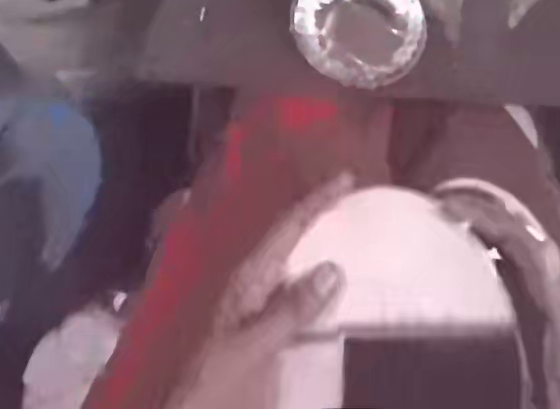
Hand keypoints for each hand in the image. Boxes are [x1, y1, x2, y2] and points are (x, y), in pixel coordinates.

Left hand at [165, 174, 351, 408]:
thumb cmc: (212, 382)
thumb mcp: (253, 347)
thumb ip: (291, 310)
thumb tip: (334, 267)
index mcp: (250, 277)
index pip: (289, 226)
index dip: (317, 200)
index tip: (345, 178)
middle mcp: (249, 280)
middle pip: (287, 235)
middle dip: (315, 212)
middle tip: (346, 197)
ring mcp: (249, 302)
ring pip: (286, 258)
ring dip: (310, 240)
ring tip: (338, 227)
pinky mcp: (250, 326)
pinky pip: (285, 288)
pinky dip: (305, 276)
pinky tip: (317, 283)